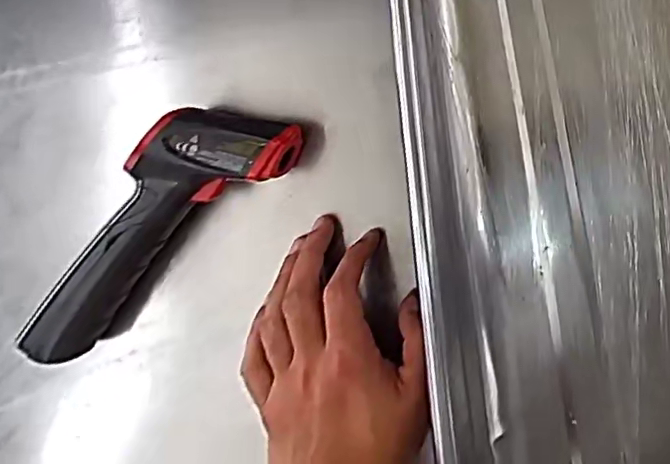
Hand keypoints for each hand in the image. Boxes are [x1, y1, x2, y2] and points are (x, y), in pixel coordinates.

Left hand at [243, 217, 428, 463]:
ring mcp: (284, 385)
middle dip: (310, 251)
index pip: (340, 289)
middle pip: (298, 293)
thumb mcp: (415, 393)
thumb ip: (415, 341)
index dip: (353, 255)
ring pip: (272, 318)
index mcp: (346, 358)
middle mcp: (309, 366)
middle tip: (321, 228)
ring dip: (283, 278)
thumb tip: (410, 304)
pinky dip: (259, 326)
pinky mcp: (269, 406)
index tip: (366, 241)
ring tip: (295, 254)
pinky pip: (254, 358)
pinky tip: (266, 311)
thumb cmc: (377, 455)